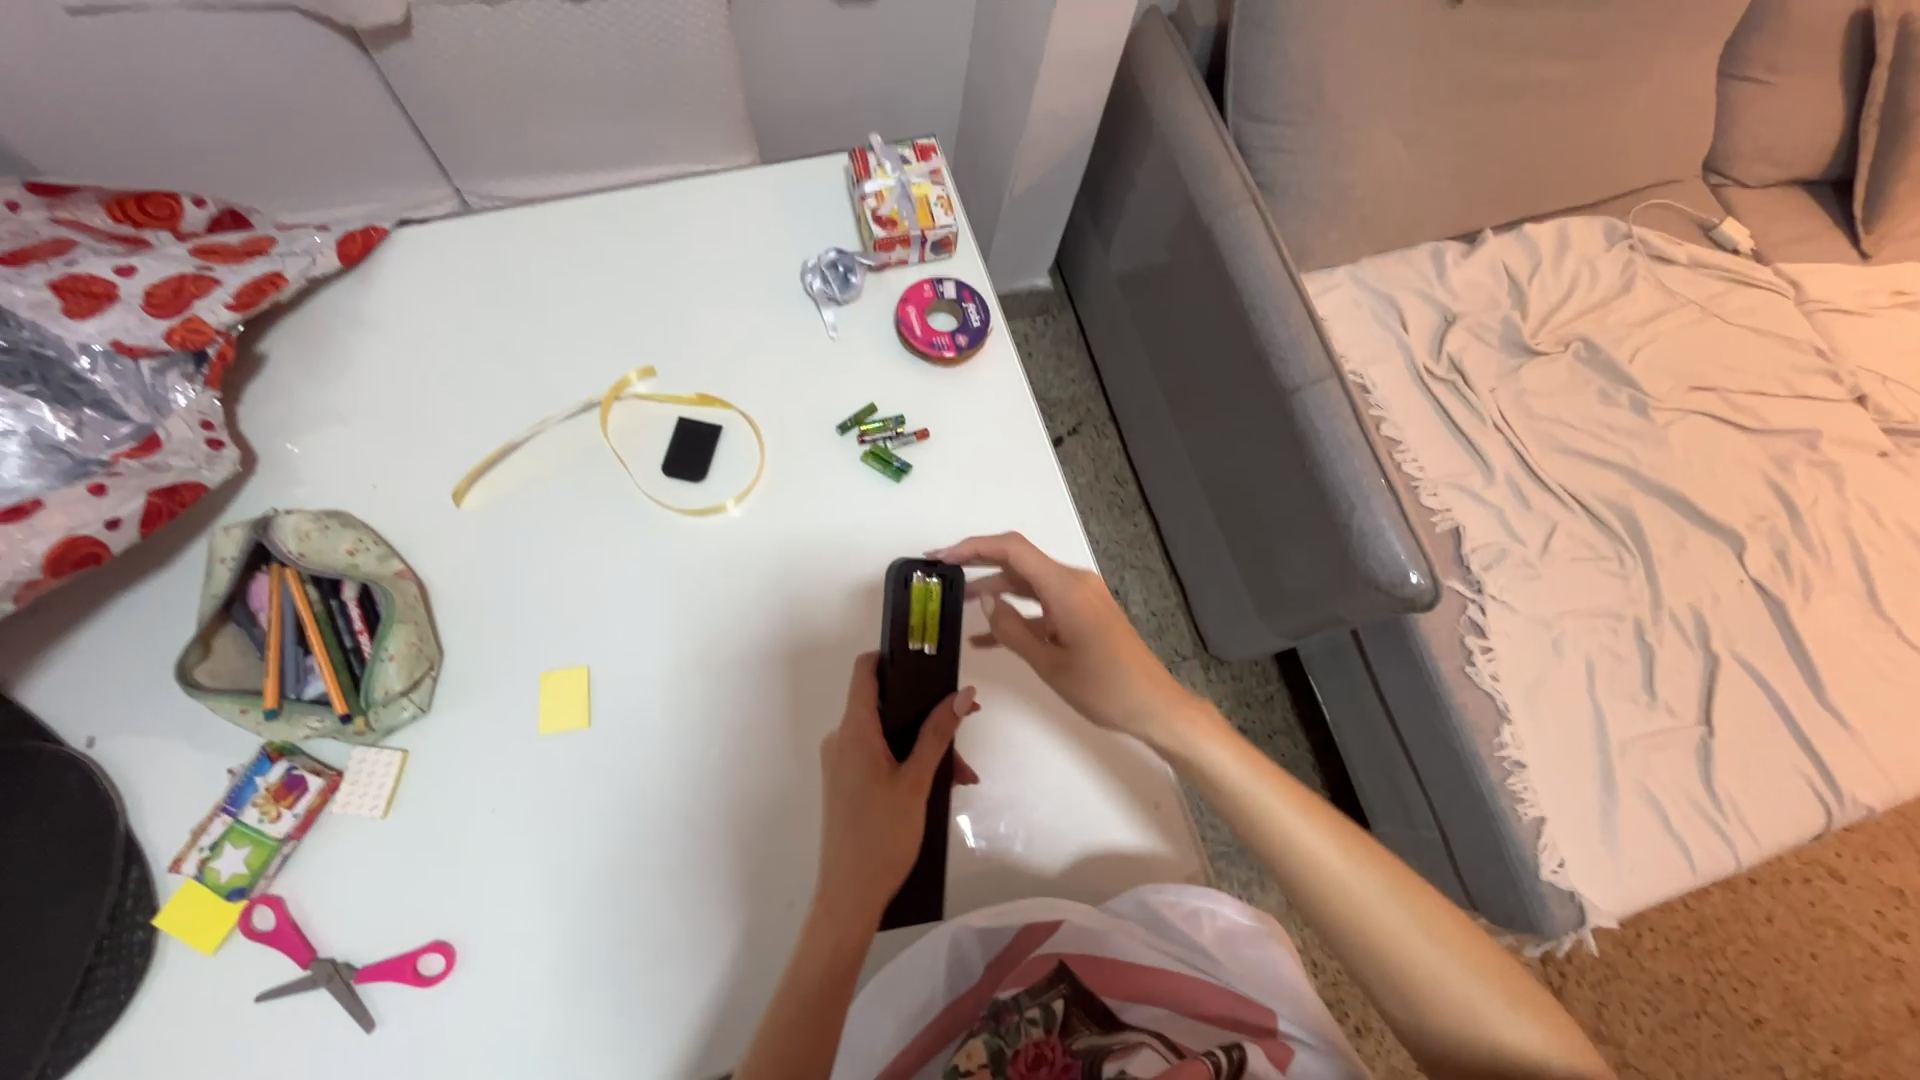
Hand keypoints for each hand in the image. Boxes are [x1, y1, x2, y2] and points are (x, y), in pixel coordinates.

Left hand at [814, 653, 976, 924]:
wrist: (849, 896)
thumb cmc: (882, 835)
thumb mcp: (916, 782)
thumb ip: (938, 734)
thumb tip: (963, 694)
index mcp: (854, 730)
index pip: (865, 672)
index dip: (893, 658)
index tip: (929, 662)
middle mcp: (842, 738)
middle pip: (886, 705)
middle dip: (929, 714)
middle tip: (968, 725)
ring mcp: (842, 762)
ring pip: (888, 735)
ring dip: (925, 745)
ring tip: (962, 773)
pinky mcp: (846, 782)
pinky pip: (880, 756)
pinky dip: (909, 762)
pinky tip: (942, 784)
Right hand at [931, 532, 1212, 752]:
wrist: (1153, 705)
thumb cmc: (1103, 687)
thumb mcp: (1048, 663)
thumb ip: (1011, 628)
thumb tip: (984, 600)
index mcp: (1065, 587)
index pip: (1012, 549)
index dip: (973, 547)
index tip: (941, 558)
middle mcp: (1073, 582)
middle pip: (1018, 562)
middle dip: (978, 565)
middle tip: (940, 574)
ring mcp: (1080, 597)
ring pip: (1028, 584)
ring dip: (994, 592)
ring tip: (955, 606)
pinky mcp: (1084, 613)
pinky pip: (1042, 606)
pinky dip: (1017, 615)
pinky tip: (985, 638)